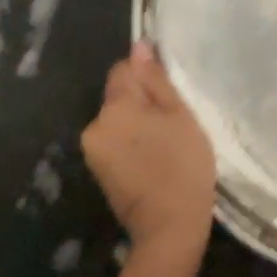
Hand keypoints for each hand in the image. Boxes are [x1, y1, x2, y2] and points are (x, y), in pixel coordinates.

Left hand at [81, 43, 216, 258]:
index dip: (148, 76)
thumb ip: (157, 81)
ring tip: (168, 145)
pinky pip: (116, 144)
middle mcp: (94, 126)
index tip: (171, 96)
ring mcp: (93, 153)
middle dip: (143, 104)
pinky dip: (134, 146)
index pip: (123, 70)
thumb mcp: (180, 116)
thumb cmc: (183, 167)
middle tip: (176, 124)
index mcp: (114, 108)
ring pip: (119, 123)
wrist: (170, 229)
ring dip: (139, 126)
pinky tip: (156, 162)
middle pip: (119, 98)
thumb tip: (139, 47)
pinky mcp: (99, 174)